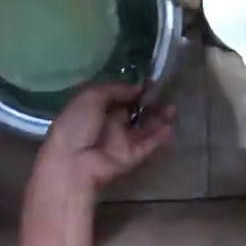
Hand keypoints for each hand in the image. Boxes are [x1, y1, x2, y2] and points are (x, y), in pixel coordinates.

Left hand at [31, 83, 175, 200]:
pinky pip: (148, 145)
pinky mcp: (131, 157)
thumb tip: (138, 88)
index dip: (133, 91)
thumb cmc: (77, 125)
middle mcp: (109, 125)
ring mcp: (121, 142)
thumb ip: (116, 89)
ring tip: (172, 107)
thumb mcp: (91, 96)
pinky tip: (169, 126)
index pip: (118, 98)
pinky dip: (159, 137)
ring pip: (144, 129)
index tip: (149, 83)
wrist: (73, 162)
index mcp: (95, 110)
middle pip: (133, 113)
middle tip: (165, 94)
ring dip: (158, 119)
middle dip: (149, 104)